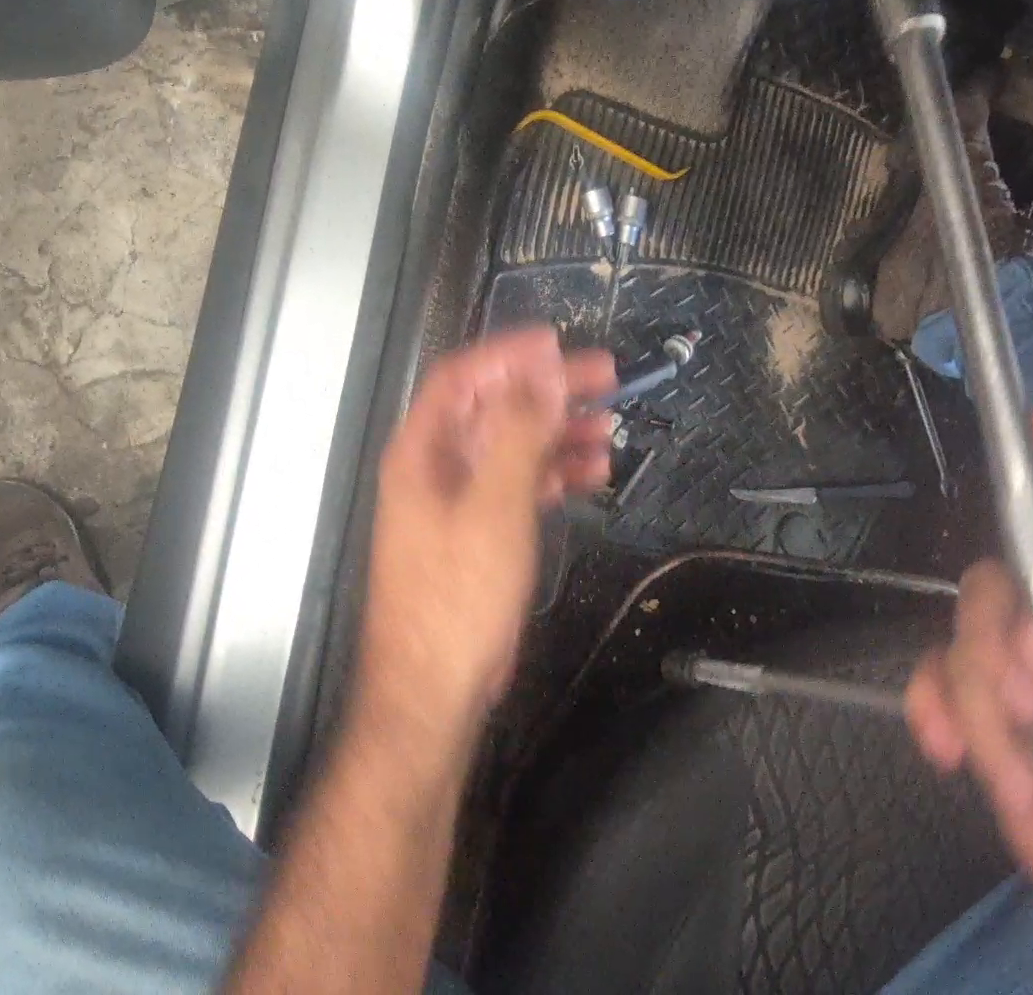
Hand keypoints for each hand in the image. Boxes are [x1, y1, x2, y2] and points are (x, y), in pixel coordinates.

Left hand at [361, 327, 615, 732]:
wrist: (437, 688)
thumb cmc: (457, 598)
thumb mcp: (494, 507)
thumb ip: (519, 435)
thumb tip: (543, 373)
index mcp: (424, 453)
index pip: (462, 379)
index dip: (509, 354)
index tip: (560, 344)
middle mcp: (437, 469)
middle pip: (495, 410)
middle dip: (548, 392)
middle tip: (604, 380)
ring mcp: (459, 503)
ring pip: (513, 449)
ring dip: (559, 434)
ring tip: (608, 429)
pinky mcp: (481, 534)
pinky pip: (520, 487)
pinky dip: (555, 476)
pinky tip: (592, 474)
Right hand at [905, 409, 1032, 991]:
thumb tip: (1031, 637)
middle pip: (995, 585)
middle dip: (991, 645)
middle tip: (1023, 704)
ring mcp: (1018, 680)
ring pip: (955, 642)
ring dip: (974, 710)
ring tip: (1018, 770)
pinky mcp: (982, 720)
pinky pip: (927, 686)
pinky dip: (929, 715)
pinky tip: (950, 757)